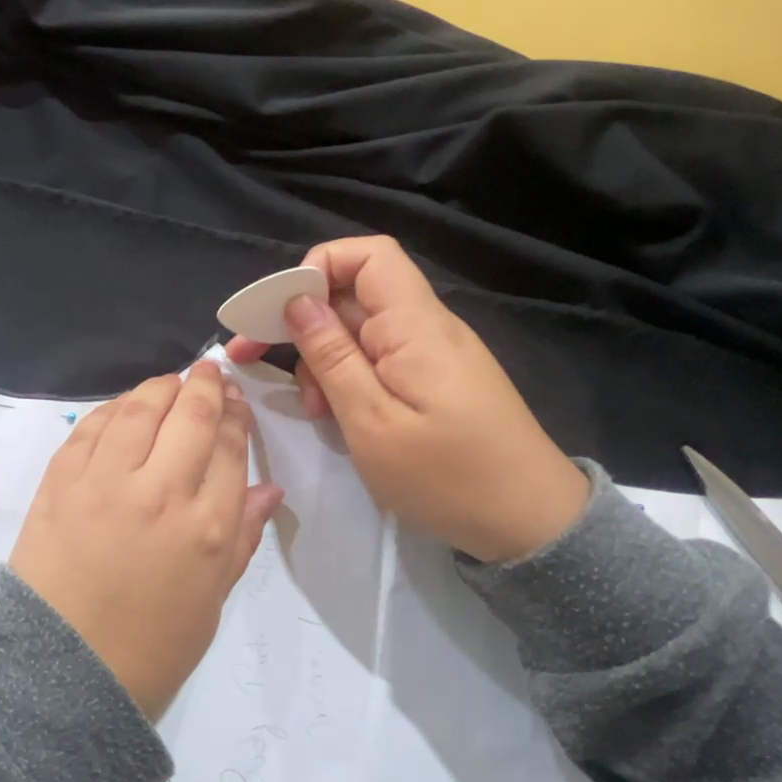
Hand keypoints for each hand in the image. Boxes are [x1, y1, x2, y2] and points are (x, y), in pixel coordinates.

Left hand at [9, 361, 283, 717]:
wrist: (62, 664)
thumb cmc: (149, 646)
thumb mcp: (212, 600)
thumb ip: (242, 537)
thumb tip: (269, 488)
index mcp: (207, 526)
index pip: (228, 447)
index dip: (234, 414)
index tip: (235, 398)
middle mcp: (160, 489)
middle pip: (189, 416)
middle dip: (204, 385)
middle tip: (208, 372)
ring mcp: (105, 478)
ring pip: (140, 408)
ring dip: (160, 387)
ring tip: (170, 382)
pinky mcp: (62, 476)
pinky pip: (93, 424)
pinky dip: (115, 407)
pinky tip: (125, 407)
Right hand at [227, 236, 586, 562]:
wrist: (532, 526)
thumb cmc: (448, 477)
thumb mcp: (371, 421)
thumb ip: (331, 356)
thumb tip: (298, 300)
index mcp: (415, 326)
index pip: (368, 256)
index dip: (318, 267)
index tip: (280, 311)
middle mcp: (424, 327)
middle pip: (353, 294)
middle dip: (299, 319)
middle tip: (250, 356)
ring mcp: (430, 355)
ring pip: (358, 330)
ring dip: (320, 358)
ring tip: (310, 407)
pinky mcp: (432, 380)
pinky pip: (376, 359)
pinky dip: (344, 378)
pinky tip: (334, 414)